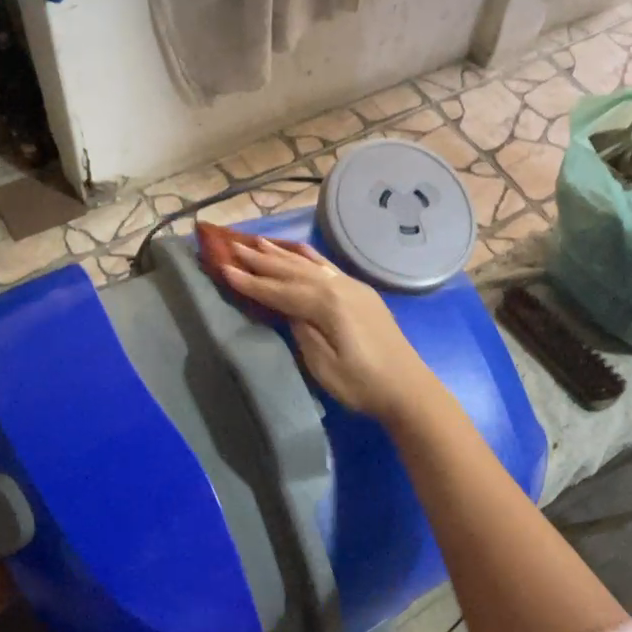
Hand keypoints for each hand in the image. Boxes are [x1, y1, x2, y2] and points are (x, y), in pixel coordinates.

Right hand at [219, 240, 443, 424]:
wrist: (408, 389)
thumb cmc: (363, 385)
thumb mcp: (323, 366)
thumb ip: (302, 333)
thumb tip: (289, 312)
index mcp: (326, 304)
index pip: (279, 291)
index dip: (250, 282)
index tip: (223, 269)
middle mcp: (338, 287)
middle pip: (292, 271)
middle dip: (261, 260)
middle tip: (231, 247)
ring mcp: (353, 287)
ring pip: (310, 265)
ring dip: (282, 254)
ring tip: (257, 242)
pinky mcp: (362, 294)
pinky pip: (328, 268)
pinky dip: (310, 258)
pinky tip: (299, 251)